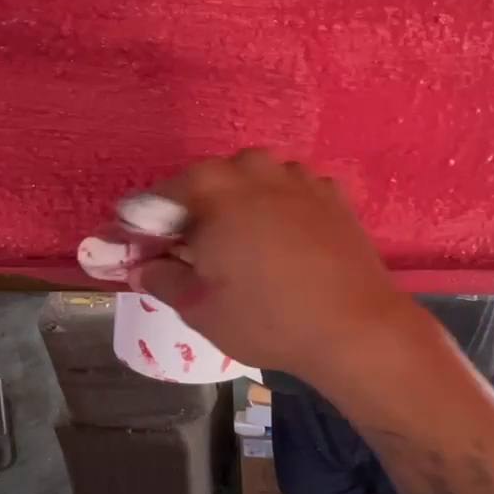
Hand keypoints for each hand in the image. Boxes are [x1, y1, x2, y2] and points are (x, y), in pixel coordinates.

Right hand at [127, 149, 416, 376]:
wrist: (355, 326)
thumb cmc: (267, 317)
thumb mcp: (200, 307)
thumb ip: (163, 279)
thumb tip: (144, 267)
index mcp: (211, 186)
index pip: (158, 199)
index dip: (142, 226)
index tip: (138, 249)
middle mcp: (253, 167)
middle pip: (207, 184)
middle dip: (193, 213)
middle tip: (190, 253)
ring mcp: (298, 177)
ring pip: (252, 185)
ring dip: (239, 208)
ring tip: (240, 249)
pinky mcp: (332, 194)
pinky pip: (290, 195)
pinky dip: (278, 211)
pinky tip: (282, 244)